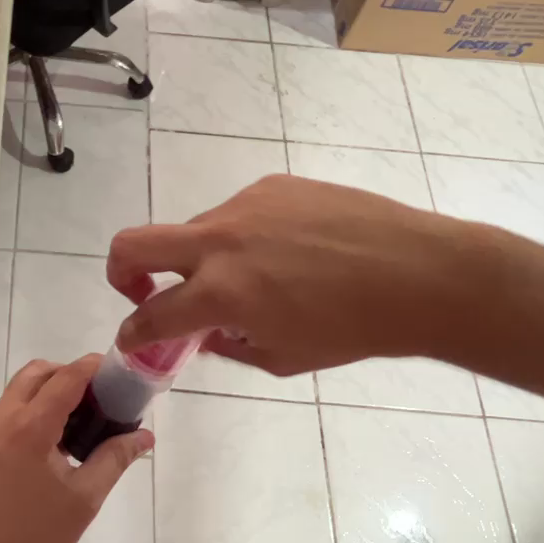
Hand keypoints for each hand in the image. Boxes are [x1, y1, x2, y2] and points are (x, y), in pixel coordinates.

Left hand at [0, 355, 150, 542]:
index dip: (94, 367)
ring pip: (21, 388)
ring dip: (51, 389)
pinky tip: (58, 436)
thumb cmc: (35, 535)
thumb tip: (145, 436)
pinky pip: (11, 408)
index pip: (67, 378)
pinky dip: (35, 406)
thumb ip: (115, 458)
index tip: (120, 373)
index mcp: (30, 426)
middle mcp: (4, 417)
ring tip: (84, 416)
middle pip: (39, 373)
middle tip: (101, 396)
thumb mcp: (85, 498)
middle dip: (71, 374)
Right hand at [108, 174, 500, 375]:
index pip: (149, 315)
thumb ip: (225, 343)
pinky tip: (289, 251)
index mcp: (221, 293)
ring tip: (258, 276)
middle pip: (131, 244)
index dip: (131, 334)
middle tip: (143, 290)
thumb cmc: (354, 330)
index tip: (132, 339)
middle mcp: (220, 242)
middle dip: (121, 272)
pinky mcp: (272, 185)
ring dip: (203, 258)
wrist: (422, 274)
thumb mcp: (281, 357)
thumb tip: (201, 331)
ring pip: (194, 231)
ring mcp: (244, 206)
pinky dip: (244, 237)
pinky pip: (237, 214)